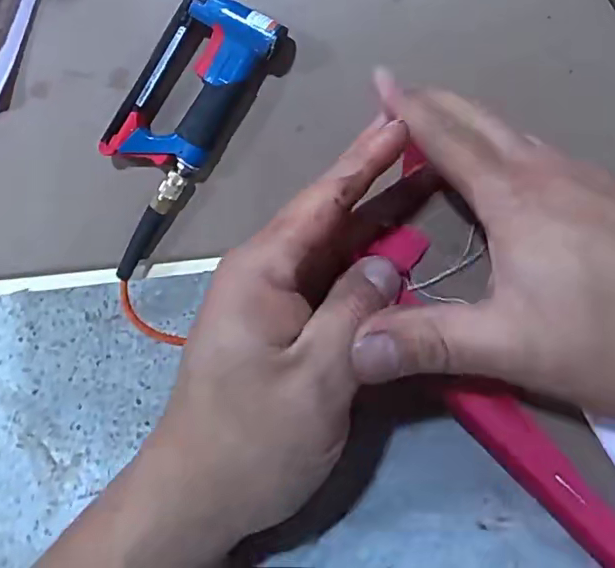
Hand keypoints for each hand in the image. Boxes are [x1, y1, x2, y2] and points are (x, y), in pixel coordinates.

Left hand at [40, 117, 419, 565]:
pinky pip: (329, 276)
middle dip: (373, 176)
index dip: (364, 158)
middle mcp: (266, 267)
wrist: (197, 493)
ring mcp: (272, 292)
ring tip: (418, 180)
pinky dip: (364, 257)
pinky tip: (394, 246)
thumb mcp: (315, 379)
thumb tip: (389, 262)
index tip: (396, 120)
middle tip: (416, 138)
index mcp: (264, 265)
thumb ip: (356, 311)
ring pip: (332, 243)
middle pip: (328, 213)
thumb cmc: (251, 438)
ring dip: (374, 215)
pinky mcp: (282, 318)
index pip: (323, 199)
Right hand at [351, 72, 614, 436]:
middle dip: (434, 100)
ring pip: (514, 134)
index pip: (445, 135)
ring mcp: (591, 179)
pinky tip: (518, 173)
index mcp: (514, 195)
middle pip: (479, 118)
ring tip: (446, 127)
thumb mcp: (519, 349)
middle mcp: (548, 171)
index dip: (406, 105)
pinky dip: (506, 145)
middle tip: (399, 92)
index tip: (378, 74)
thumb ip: (432, 342)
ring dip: (471, 121)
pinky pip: (543, 153)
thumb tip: (353, 347)